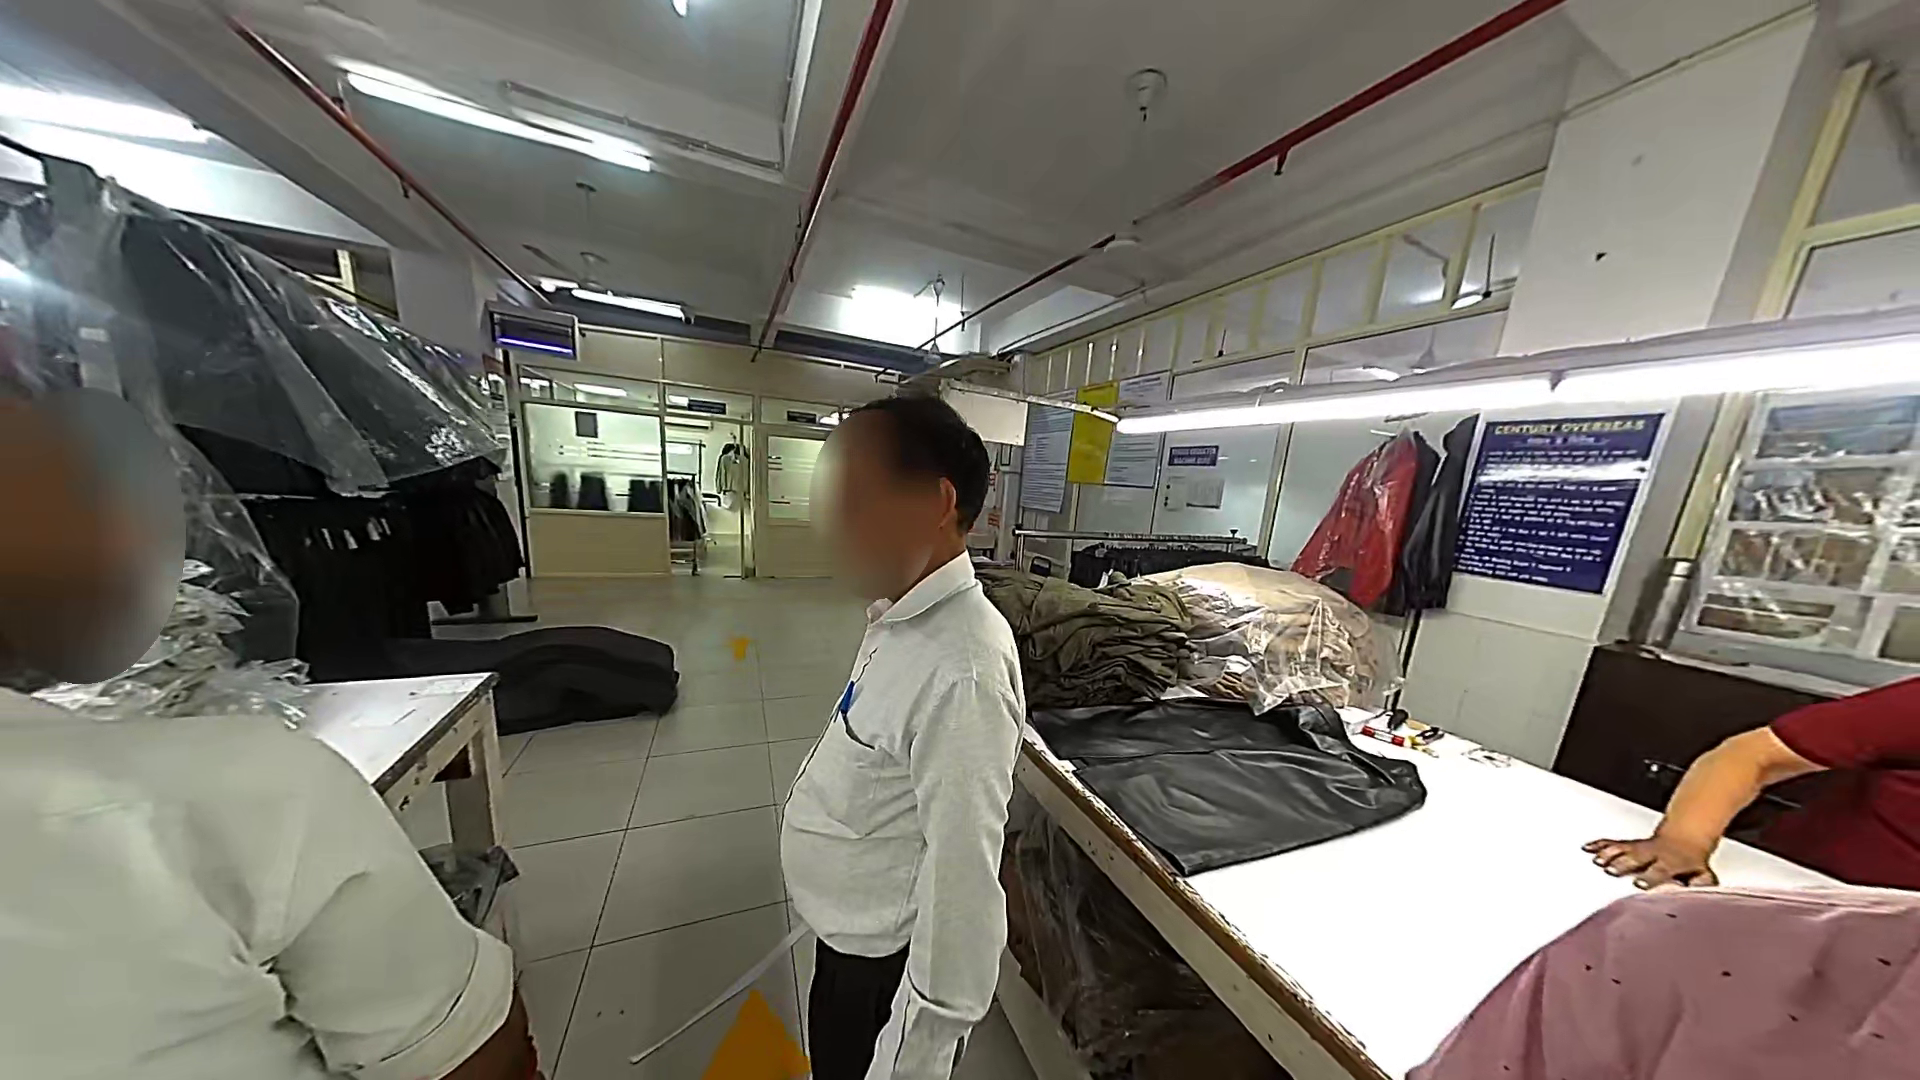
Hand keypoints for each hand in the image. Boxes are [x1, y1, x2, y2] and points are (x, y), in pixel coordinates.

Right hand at [1582, 835, 1717, 888]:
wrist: (1682, 840)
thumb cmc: (1692, 863)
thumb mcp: (1705, 876)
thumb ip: (1700, 885)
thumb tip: (1695, 893)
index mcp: (1670, 863)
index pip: (1659, 870)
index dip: (1649, 878)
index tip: (1638, 884)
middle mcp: (1650, 854)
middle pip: (1634, 858)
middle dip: (1621, 864)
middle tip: (1610, 870)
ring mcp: (1636, 847)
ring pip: (1619, 849)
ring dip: (1607, 854)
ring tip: (1597, 860)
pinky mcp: (1626, 843)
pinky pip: (1609, 842)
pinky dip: (1597, 844)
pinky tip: (1588, 848)